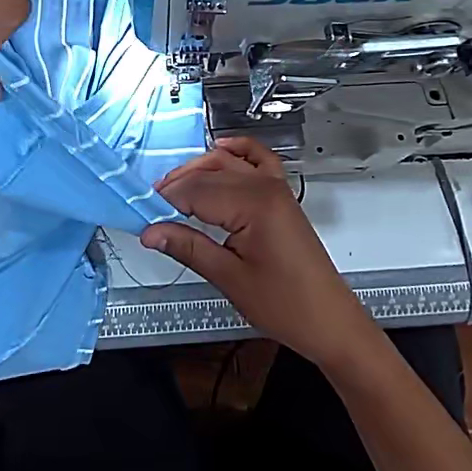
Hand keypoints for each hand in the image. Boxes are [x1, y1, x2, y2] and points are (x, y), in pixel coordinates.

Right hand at [142, 137, 384, 371]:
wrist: (328, 319)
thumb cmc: (286, 305)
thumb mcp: (229, 278)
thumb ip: (188, 247)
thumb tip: (151, 232)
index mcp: (254, 205)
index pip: (195, 190)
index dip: (165, 202)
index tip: (142, 215)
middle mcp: (266, 187)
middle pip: (208, 174)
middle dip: (176, 187)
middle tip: (150, 208)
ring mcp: (277, 187)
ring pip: (228, 162)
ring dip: (198, 170)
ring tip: (171, 190)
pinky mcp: (282, 195)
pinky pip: (259, 159)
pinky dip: (237, 151)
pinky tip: (219, 151)